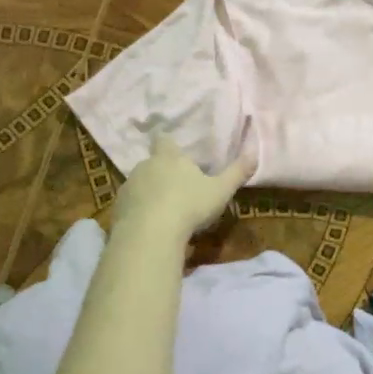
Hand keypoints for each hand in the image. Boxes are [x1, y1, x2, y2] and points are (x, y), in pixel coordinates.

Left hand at [113, 136, 254, 240]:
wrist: (150, 233)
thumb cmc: (189, 206)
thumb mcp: (221, 190)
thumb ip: (237, 172)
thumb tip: (255, 153)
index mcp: (169, 157)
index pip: (164, 140)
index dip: (168, 143)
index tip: (173, 148)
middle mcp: (145, 166)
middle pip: (152, 163)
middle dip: (163, 173)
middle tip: (178, 188)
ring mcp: (128, 186)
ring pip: (140, 184)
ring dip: (150, 193)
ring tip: (165, 211)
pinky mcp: (117, 208)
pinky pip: (131, 205)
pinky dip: (140, 211)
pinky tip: (151, 226)